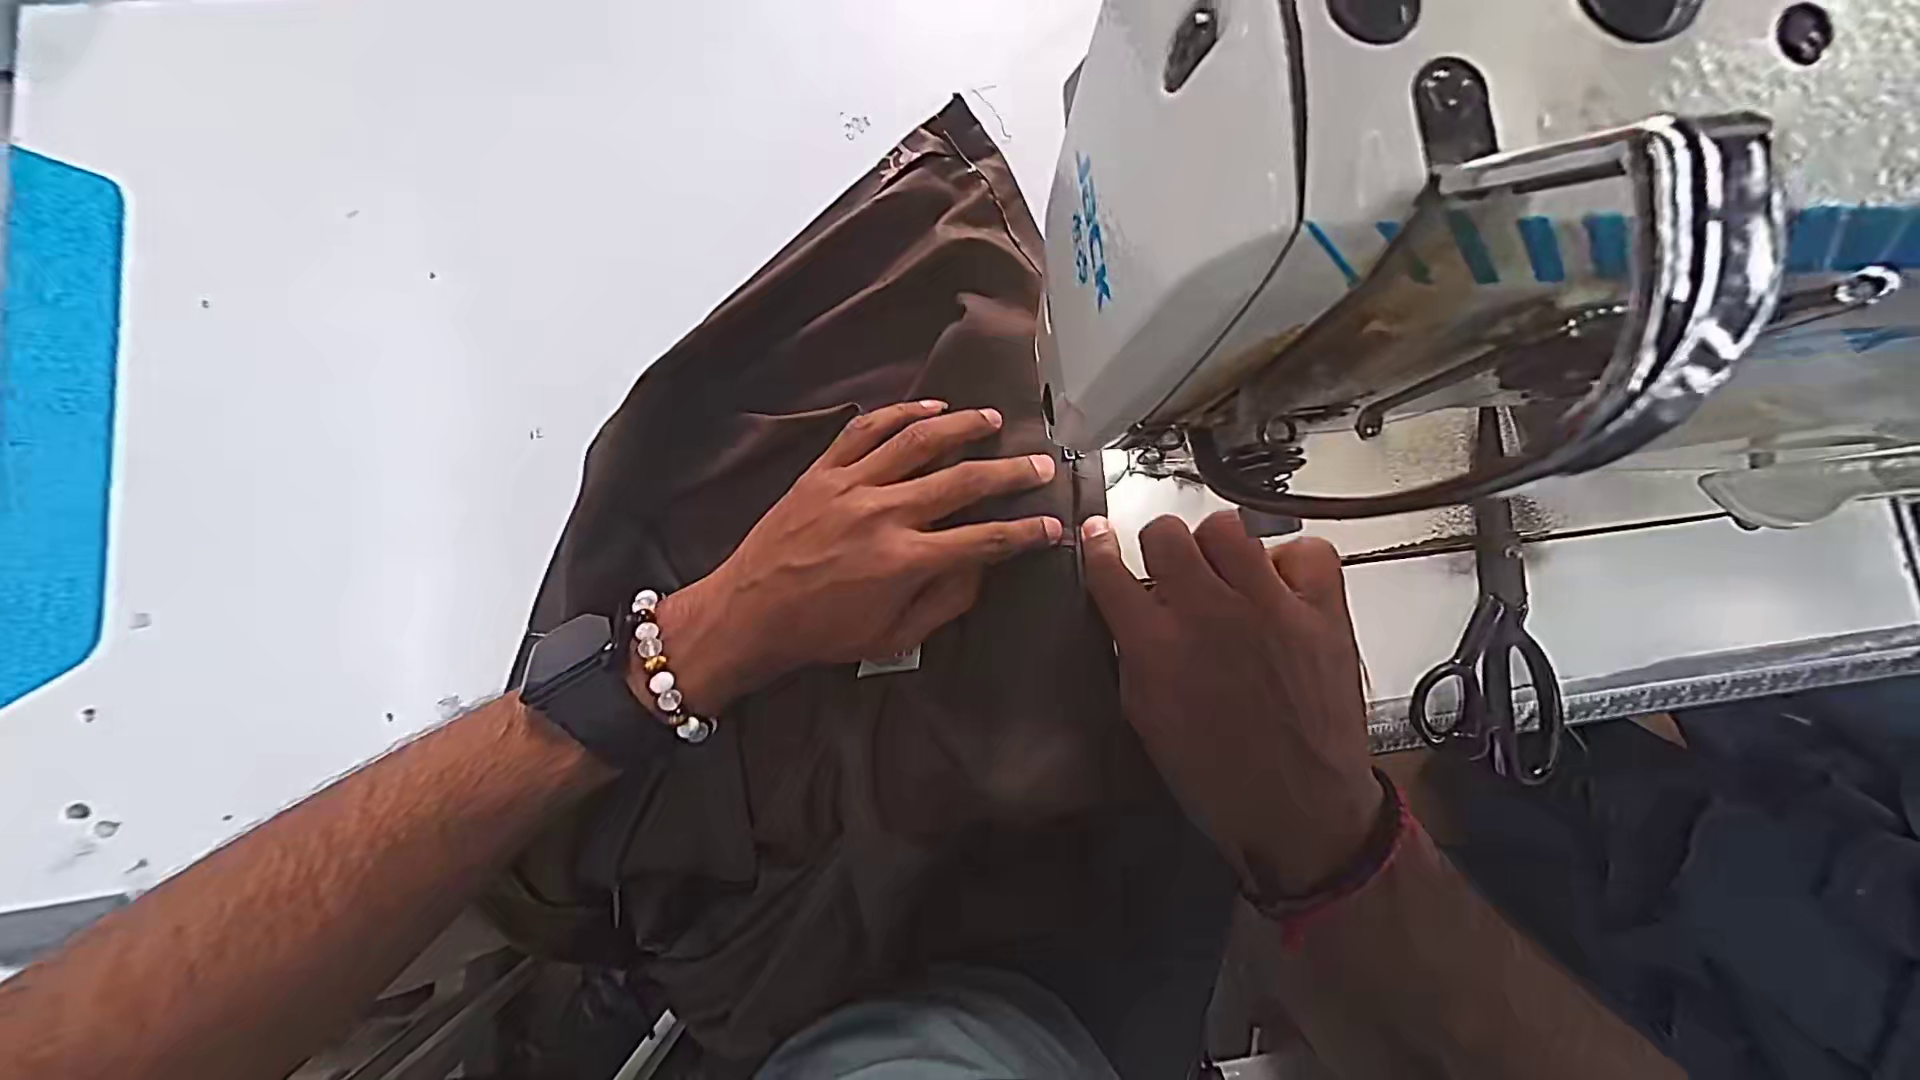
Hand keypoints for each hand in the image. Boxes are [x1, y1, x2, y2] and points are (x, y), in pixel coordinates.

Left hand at [642, 400, 1062, 713]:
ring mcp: (851, 486)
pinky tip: (928, 408)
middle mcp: (884, 514)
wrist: (749, 613)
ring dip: (962, 427)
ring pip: (918, 441)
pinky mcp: (823, 472)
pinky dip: (900, 414)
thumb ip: (945, 602)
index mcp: (905, 561)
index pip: (984, 539)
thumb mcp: (893, 636)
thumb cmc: (822, 632)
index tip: (1050, 525)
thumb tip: (982, 568)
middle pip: (964, 480)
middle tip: (1039, 464)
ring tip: (992, 421)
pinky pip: (866, 430)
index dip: (1025, 531)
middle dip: (1011, 472)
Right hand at [1080, 511, 1379, 893]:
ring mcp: (1268, 609)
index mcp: (1155, 645)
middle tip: (1168, 565)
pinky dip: (1289, 560)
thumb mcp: (1144, 715)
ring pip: (1226, 528)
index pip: (1109, 569)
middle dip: (1159, 545)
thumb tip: (1126, 611)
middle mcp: (1208, 615)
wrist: (1299, 812)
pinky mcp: (1321, 615)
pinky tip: (1277, 584)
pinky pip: (1305, 551)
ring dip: (1214, 547)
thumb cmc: (1217, 774)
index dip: (1098, 546)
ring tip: (1222, 573)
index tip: (1099, 536)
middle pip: (1166, 533)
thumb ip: (1131, 652)